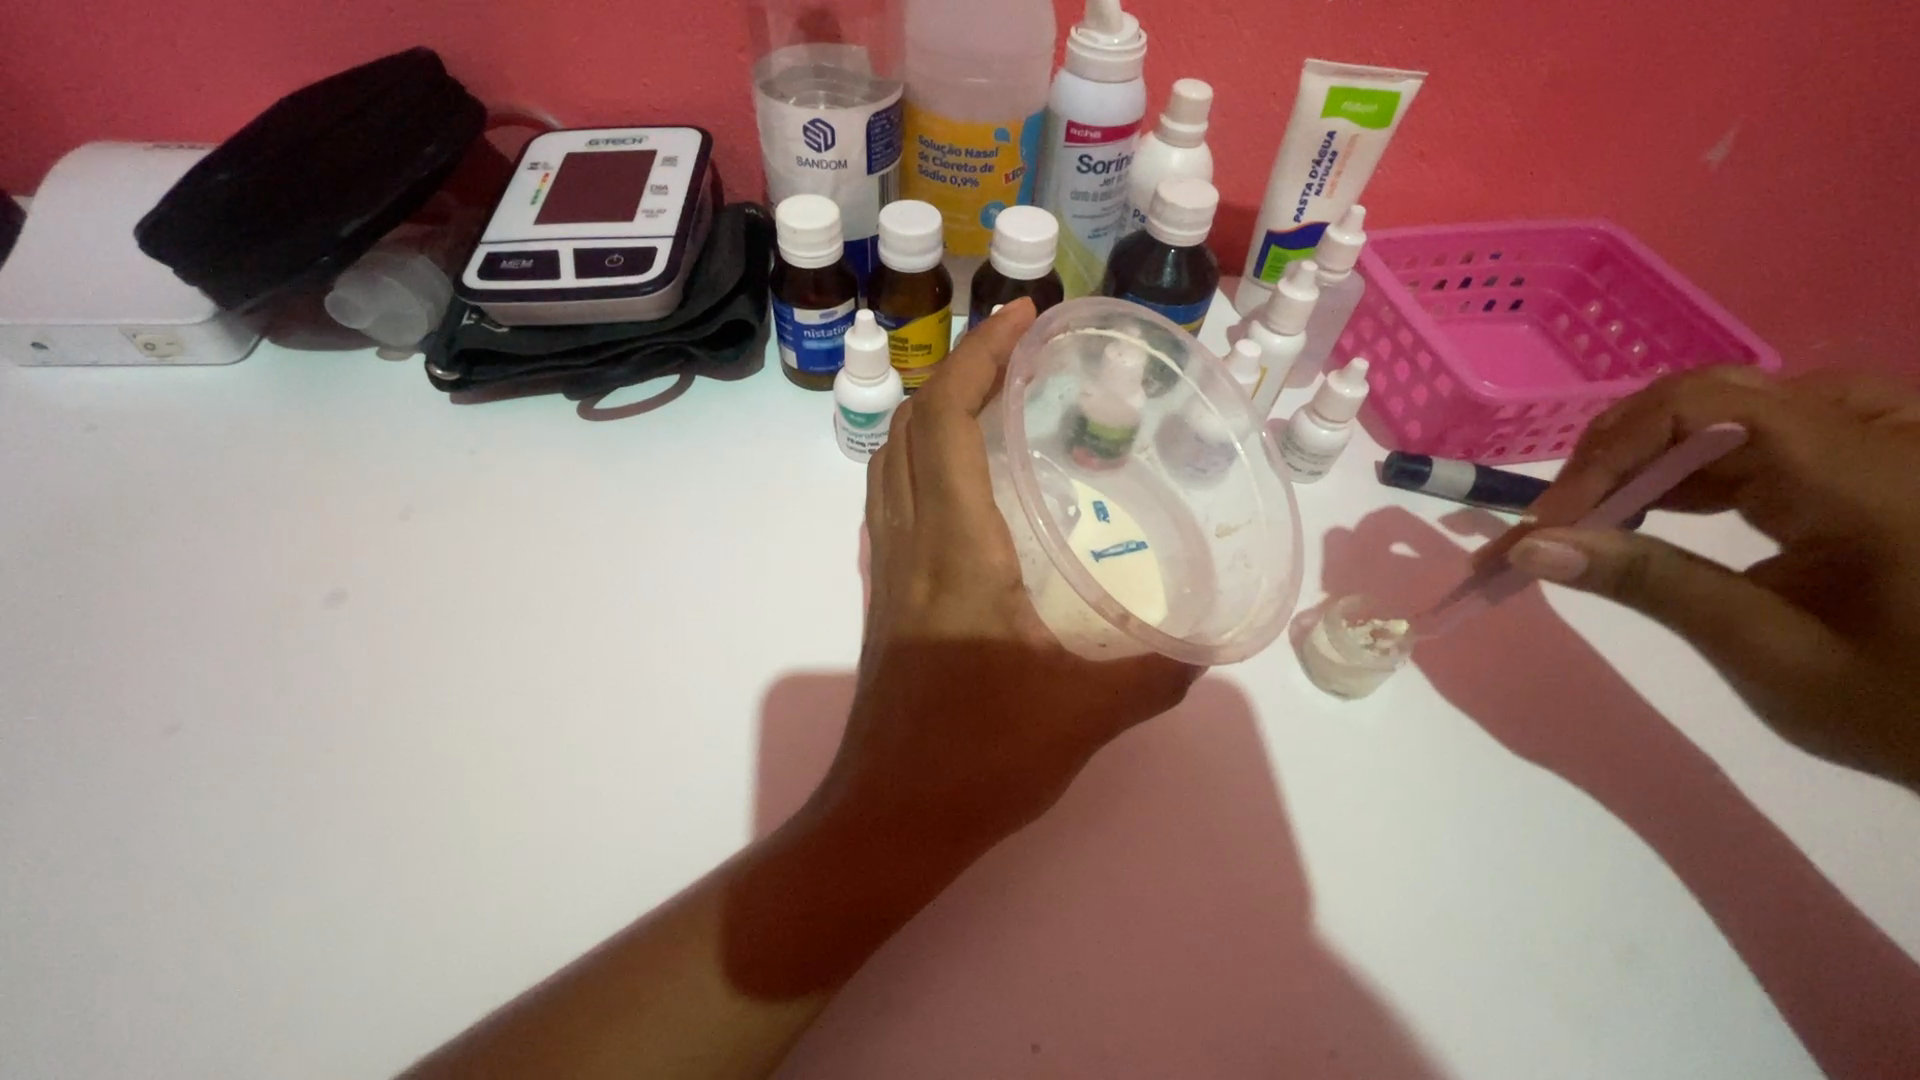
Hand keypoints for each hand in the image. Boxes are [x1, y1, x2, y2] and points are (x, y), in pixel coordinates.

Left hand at [822, 298, 1202, 843]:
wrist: (893, 816)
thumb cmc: (982, 758)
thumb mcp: (1087, 713)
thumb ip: (1157, 673)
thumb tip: (1208, 645)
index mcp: (955, 547)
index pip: (947, 420)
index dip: (979, 355)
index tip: (1025, 318)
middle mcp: (909, 542)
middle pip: (912, 426)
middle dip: (959, 370)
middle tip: (1020, 355)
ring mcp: (888, 569)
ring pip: (893, 461)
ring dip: (936, 412)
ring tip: (994, 401)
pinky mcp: (885, 597)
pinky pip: (894, 500)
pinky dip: (925, 461)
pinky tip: (971, 486)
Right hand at [1499, 368, 1919, 790]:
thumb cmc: (1912, 709)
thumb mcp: (1771, 654)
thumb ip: (1650, 584)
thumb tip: (1531, 547)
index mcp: (1868, 476)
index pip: (1701, 408)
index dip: (1608, 454)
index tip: (1550, 524)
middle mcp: (1882, 434)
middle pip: (1711, 399)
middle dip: (1616, 455)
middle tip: (1559, 522)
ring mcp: (1881, 443)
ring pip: (1729, 413)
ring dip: (1646, 461)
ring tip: (1595, 518)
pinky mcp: (1871, 461)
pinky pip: (1759, 435)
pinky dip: (1688, 469)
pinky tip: (1654, 508)